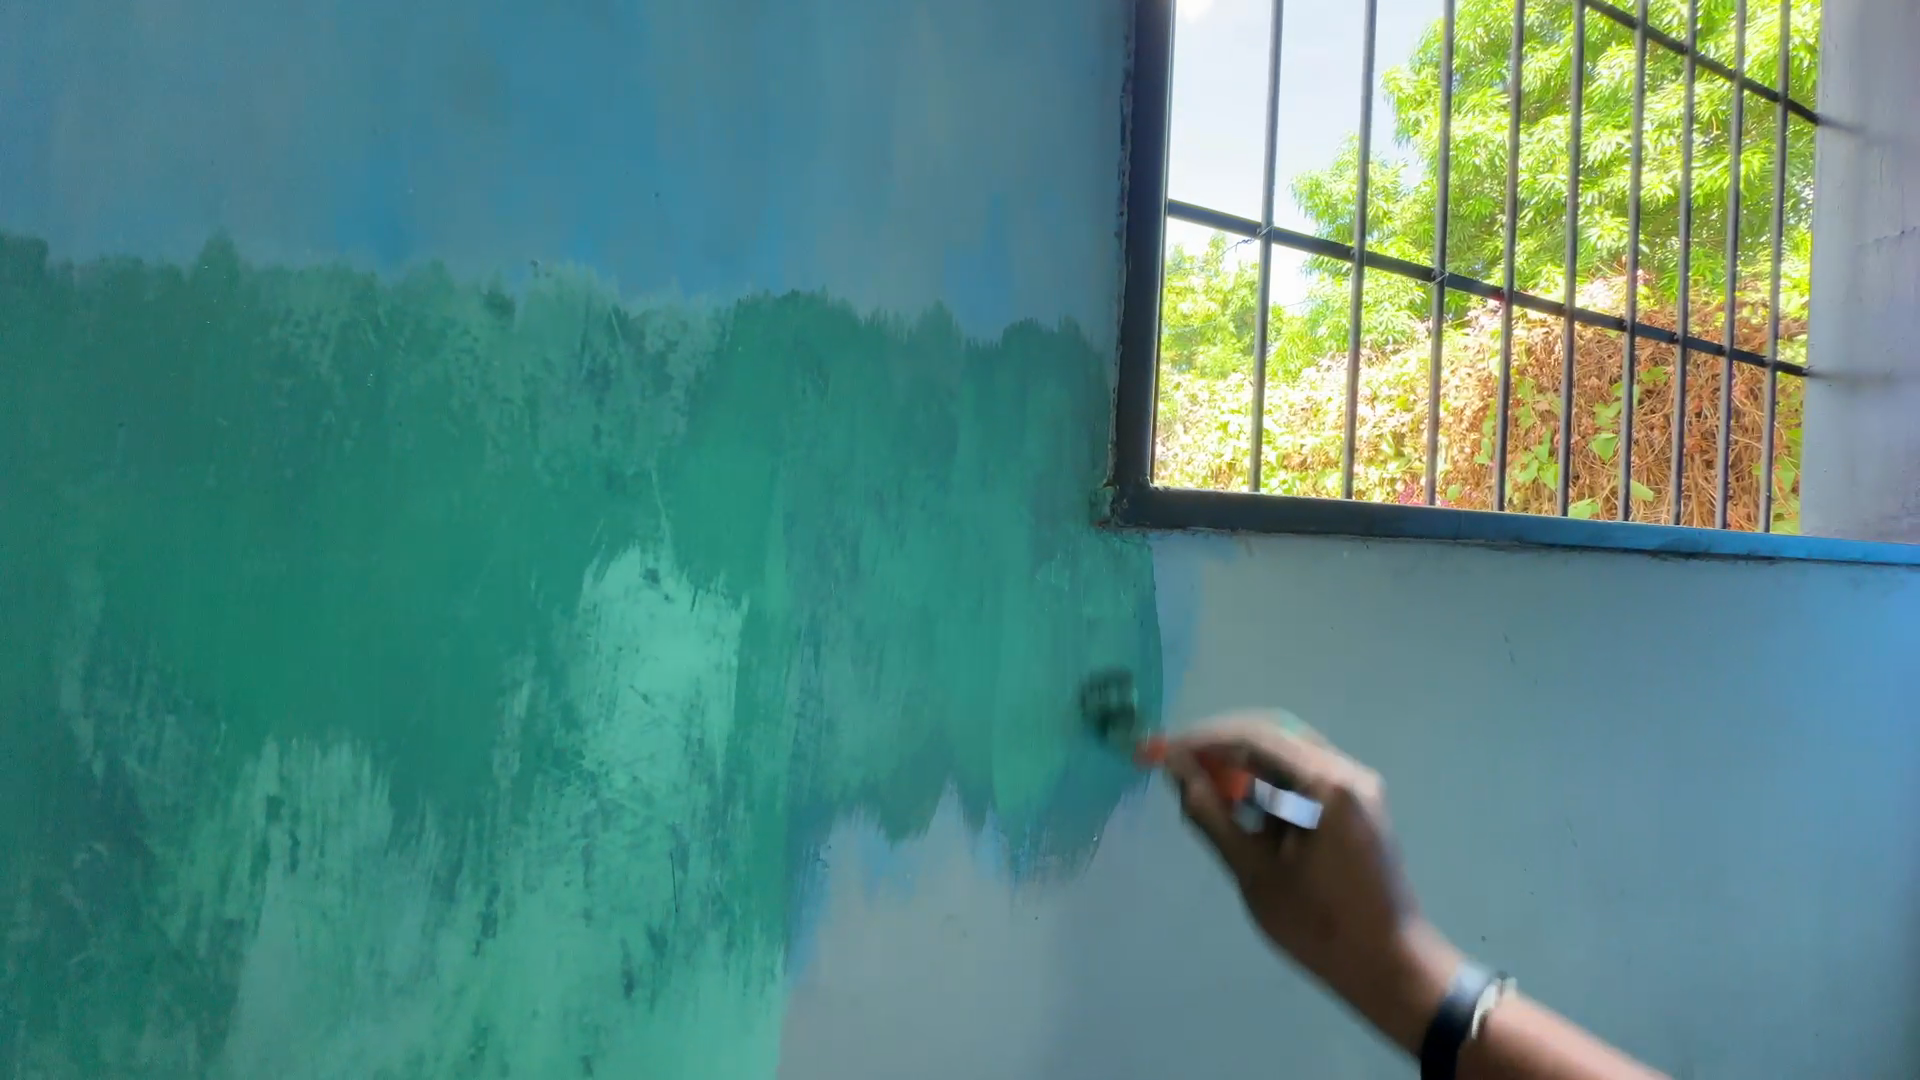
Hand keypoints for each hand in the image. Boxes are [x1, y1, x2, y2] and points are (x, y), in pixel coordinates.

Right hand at [1159, 711, 1460, 1051]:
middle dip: (1219, 746)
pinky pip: (1298, 771)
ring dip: (1240, 762)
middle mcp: (1346, 771)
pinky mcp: (1353, 800)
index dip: (1202, 741)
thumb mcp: (1253, 871)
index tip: (1165, 752)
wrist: (1392, 970)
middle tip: (1179, 762)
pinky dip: (1263, 780)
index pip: (1253, 738)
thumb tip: (1176, 770)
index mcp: (1328, 785)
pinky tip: (1238, 803)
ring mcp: (1354, 784)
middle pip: (1270, 733)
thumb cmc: (1320, 925)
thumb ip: (1210, 814)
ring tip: (1202, 785)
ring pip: (1283, 750)